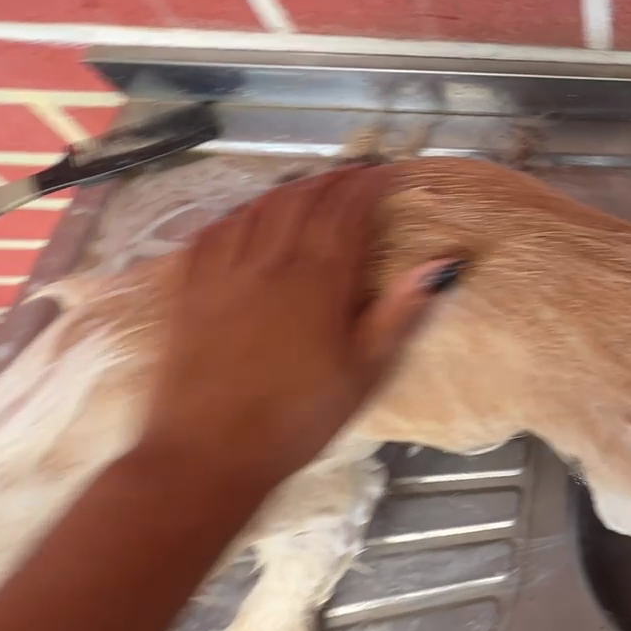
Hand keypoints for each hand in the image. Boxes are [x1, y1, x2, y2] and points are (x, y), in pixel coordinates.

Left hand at [141, 166, 460, 495]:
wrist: (205, 457)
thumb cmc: (300, 416)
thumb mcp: (366, 369)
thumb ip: (401, 310)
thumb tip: (444, 262)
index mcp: (317, 281)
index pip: (345, 213)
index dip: (367, 186)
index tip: (387, 173)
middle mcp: (268, 265)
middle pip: (300, 201)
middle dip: (331, 179)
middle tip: (356, 172)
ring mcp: (220, 275)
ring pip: (255, 209)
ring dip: (288, 188)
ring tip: (311, 184)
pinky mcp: (186, 293)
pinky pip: (210, 233)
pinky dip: (236, 212)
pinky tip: (245, 214)